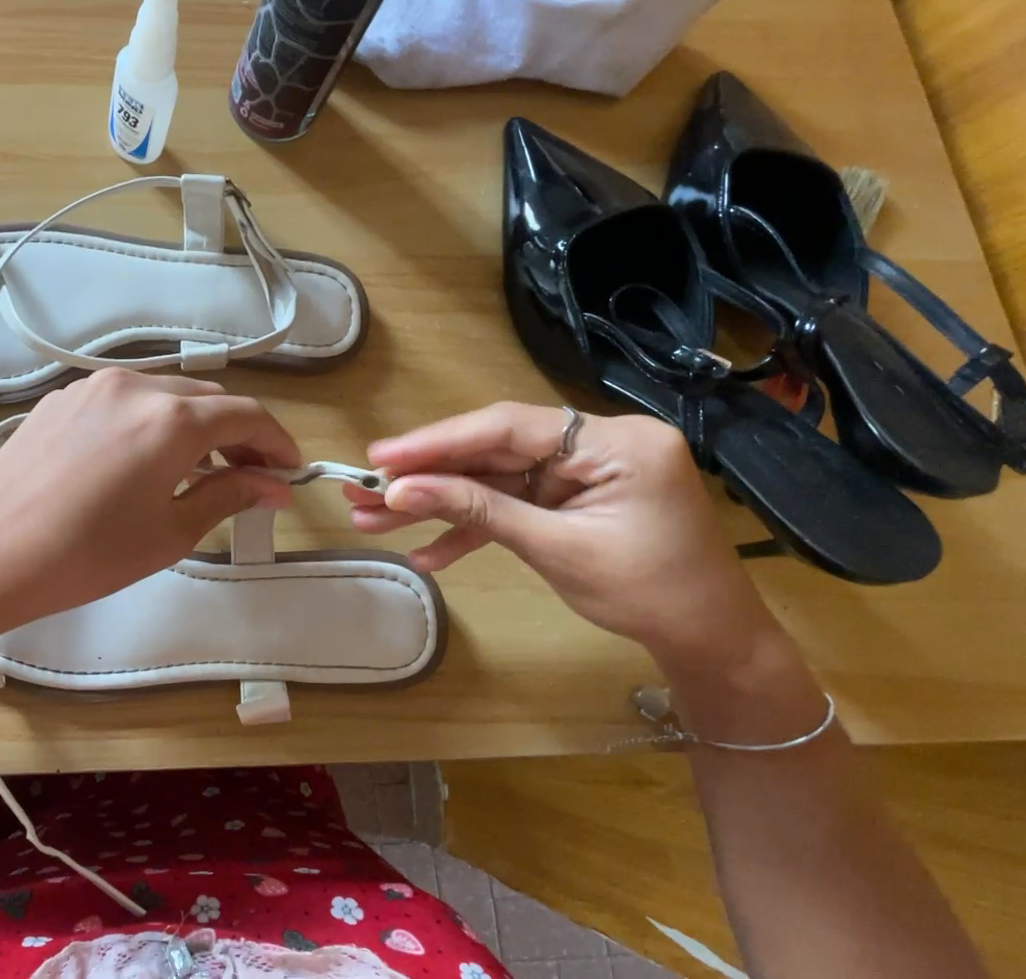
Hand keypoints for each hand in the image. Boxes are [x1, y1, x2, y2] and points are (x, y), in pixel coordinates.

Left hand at [0, 370, 299, 633]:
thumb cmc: (86, 555)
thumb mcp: (169, 532)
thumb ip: (229, 496)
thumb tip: (276, 486)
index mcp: (171, 419)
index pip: (247, 415)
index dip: (278, 443)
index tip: (290, 472)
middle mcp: (134, 385)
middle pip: (207, 399)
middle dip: (238, 435)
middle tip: (251, 477)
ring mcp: (91, 387)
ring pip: (164, 395)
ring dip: (193, 426)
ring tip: (199, 471)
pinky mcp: (60, 399)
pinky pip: (122, 400)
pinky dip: (149, 422)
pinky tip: (143, 460)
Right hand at [348, 402, 775, 668]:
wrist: (708, 642)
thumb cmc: (649, 593)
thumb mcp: (556, 549)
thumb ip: (476, 510)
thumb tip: (399, 490)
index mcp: (613, 442)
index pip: (507, 427)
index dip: (435, 441)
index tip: (379, 457)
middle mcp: (595, 443)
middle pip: (490, 451)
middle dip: (424, 477)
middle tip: (360, 489)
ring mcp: (579, 471)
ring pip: (489, 480)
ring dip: (434, 506)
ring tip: (371, 521)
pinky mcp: (568, 497)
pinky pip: (509, 504)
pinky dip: (470, 528)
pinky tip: (426, 552)